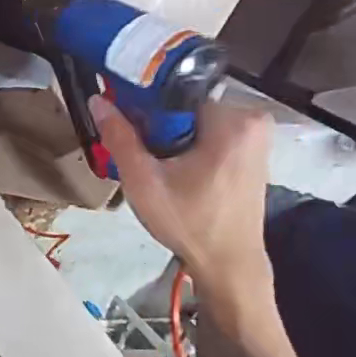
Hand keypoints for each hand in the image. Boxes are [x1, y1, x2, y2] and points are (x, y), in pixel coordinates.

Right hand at [91, 96, 273, 290]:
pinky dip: (187, 146)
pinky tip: (172, 171)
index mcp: (233, 119)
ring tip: (152, 165)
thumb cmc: (188, 222)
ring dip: (170, 138)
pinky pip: (210, 134)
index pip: (176, 94)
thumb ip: (120, 138)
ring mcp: (257, 136)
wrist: (228, 262)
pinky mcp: (253, 151)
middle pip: (186, 107)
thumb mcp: (144, 181)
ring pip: (196, 121)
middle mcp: (253, 119)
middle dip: (157, 126)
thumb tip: (98, 100)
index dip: (144, 109)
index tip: (124, 127)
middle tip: (137, 154)